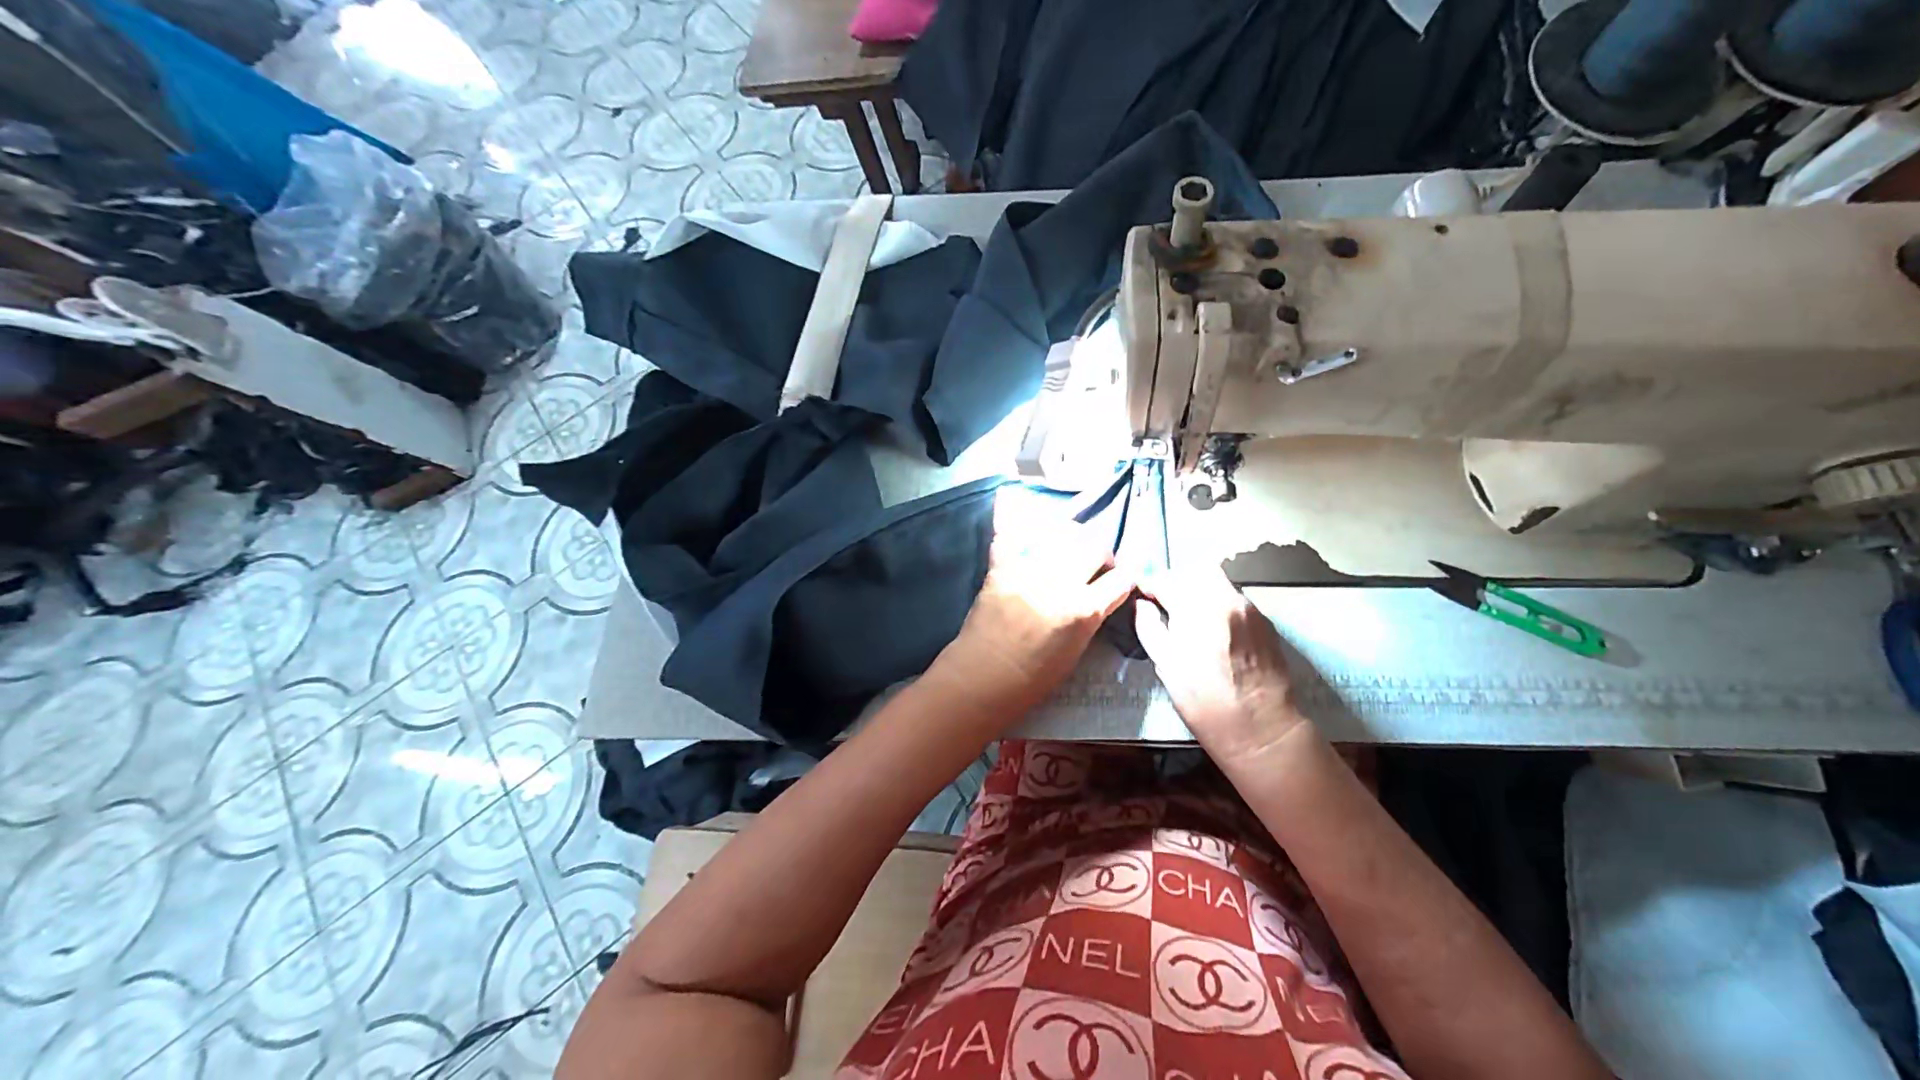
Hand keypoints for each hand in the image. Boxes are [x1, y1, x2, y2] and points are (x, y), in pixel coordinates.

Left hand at [929, 538, 1134, 718]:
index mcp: (1084, 611)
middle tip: (1090, 566)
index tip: (1115, 583)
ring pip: (1062, 530)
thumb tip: (1100, 593)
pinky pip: (1014, 532)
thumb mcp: (1076, 651)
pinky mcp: (1001, 565)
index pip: (1121, 579)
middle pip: (1096, 544)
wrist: (981, 678)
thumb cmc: (1032, 678)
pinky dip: (1021, 530)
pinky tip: (1027, 539)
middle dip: (1100, 554)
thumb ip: (1091, 616)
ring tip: (1061, 549)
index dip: (1122, 580)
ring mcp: (1029, 569)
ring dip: (1067, 537)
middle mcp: (1060, 582)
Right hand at [1133, 565, 1307, 763]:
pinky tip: (1216, 632)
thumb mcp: (1166, 666)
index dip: (1150, 585)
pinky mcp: (1265, 621)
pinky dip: (1220, 605)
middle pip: (1196, 571)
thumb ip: (1150, 627)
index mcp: (1196, 608)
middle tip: (1167, 605)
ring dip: (1200, 592)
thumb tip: (1143, 605)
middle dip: (1178, 582)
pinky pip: (1236, 599)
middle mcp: (1225, 599)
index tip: (1144, 597)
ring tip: (1192, 620)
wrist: (1262, 727)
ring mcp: (1249, 608)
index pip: (1165, 579)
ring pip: (1219, 583)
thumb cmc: (1206, 702)